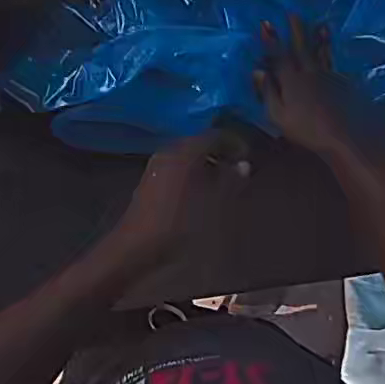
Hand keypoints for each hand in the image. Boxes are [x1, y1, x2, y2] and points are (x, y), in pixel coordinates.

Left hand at [106, 130, 251, 266]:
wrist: (136, 248)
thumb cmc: (180, 224)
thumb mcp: (214, 204)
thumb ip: (230, 181)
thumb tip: (243, 165)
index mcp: (185, 151)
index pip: (215, 135)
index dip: (235, 143)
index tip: (248, 157)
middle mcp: (169, 151)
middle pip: (199, 143)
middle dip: (220, 153)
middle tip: (237, 169)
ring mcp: (156, 166)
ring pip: (187, 156)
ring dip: (206, 164)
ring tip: (222, 182)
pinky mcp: (150, 181)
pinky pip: (177, 168)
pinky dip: (192, 174)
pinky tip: (200, 192)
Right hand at [254, 15, 357, 156]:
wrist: (345, 136)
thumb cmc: (306, 129)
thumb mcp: (278, 115)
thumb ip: (268, 92)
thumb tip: (257, 71)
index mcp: (291, 80)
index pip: (279, 55)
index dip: (271, 39)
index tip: (266, 23)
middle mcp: (310, 72)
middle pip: (302, 47)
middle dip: (296, 29)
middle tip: (293, 13)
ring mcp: (329, 76)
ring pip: (322, 51)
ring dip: (319, 37)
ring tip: (320, 24)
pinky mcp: (344, 83)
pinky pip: (334, 63)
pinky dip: (331, 53)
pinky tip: (333, 51)